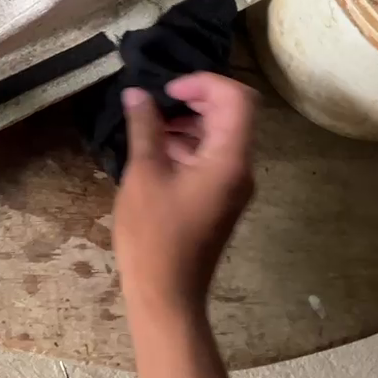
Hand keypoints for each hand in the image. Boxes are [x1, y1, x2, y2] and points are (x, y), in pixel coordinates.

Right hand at [113, 73, 257, 315]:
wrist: (167, 294)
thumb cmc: (154, 234)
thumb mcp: (144, 173)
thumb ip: (145, 127)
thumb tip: (137, 93)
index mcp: (229, 159)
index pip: (237, 98)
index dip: (203, 83)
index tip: (167, 90)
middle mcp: (240, 168)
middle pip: (232, 113)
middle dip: (195, 98)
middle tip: (156, 102)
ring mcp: (232, 185)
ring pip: (220, 133)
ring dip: (188, 120)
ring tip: (149, 126)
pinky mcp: (219, 197)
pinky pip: (211, 155)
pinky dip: (187, 143)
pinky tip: (155, 150)